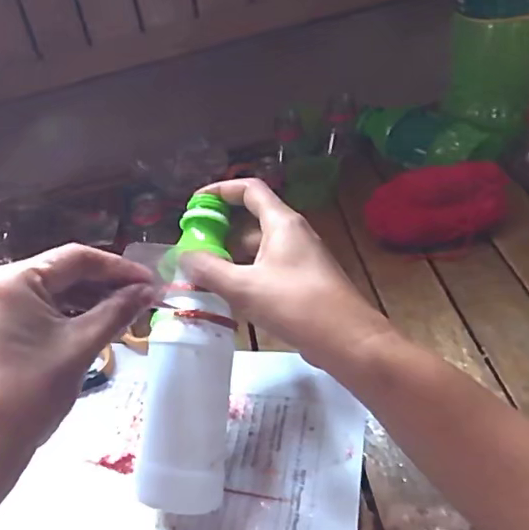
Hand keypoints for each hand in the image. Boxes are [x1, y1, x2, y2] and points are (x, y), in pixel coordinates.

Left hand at [0, 245, 156, 483]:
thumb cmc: (32, 391)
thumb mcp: (81, 346)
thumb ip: (117, 311)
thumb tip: (148, 290)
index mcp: (14, 279)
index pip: (76, 258)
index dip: (119, 268)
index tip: (152, 282)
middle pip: (63, 273)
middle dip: (105, 285)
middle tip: (144, 299)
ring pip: (52, 293)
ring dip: (88, 302)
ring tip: (127, 315)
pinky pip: (38, 311)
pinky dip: (67, 316)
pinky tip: (97, 326)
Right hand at [178, 179, 400, 378]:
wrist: (346, 339)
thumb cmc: (296, 305)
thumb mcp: (243, 286)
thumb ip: (208, 269)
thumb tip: (183, 255)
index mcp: (281, 224)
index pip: (249, 190)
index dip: (220, 190)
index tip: (194, 203)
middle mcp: (291, 235)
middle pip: (249, 220)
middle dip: (218, 230)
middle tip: (191, 246)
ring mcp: (297, 259)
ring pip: (255, 248)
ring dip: (228, 256)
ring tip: (200, 273)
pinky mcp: (299, 282)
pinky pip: (264, 269)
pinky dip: (242, 274)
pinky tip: (225, 294)